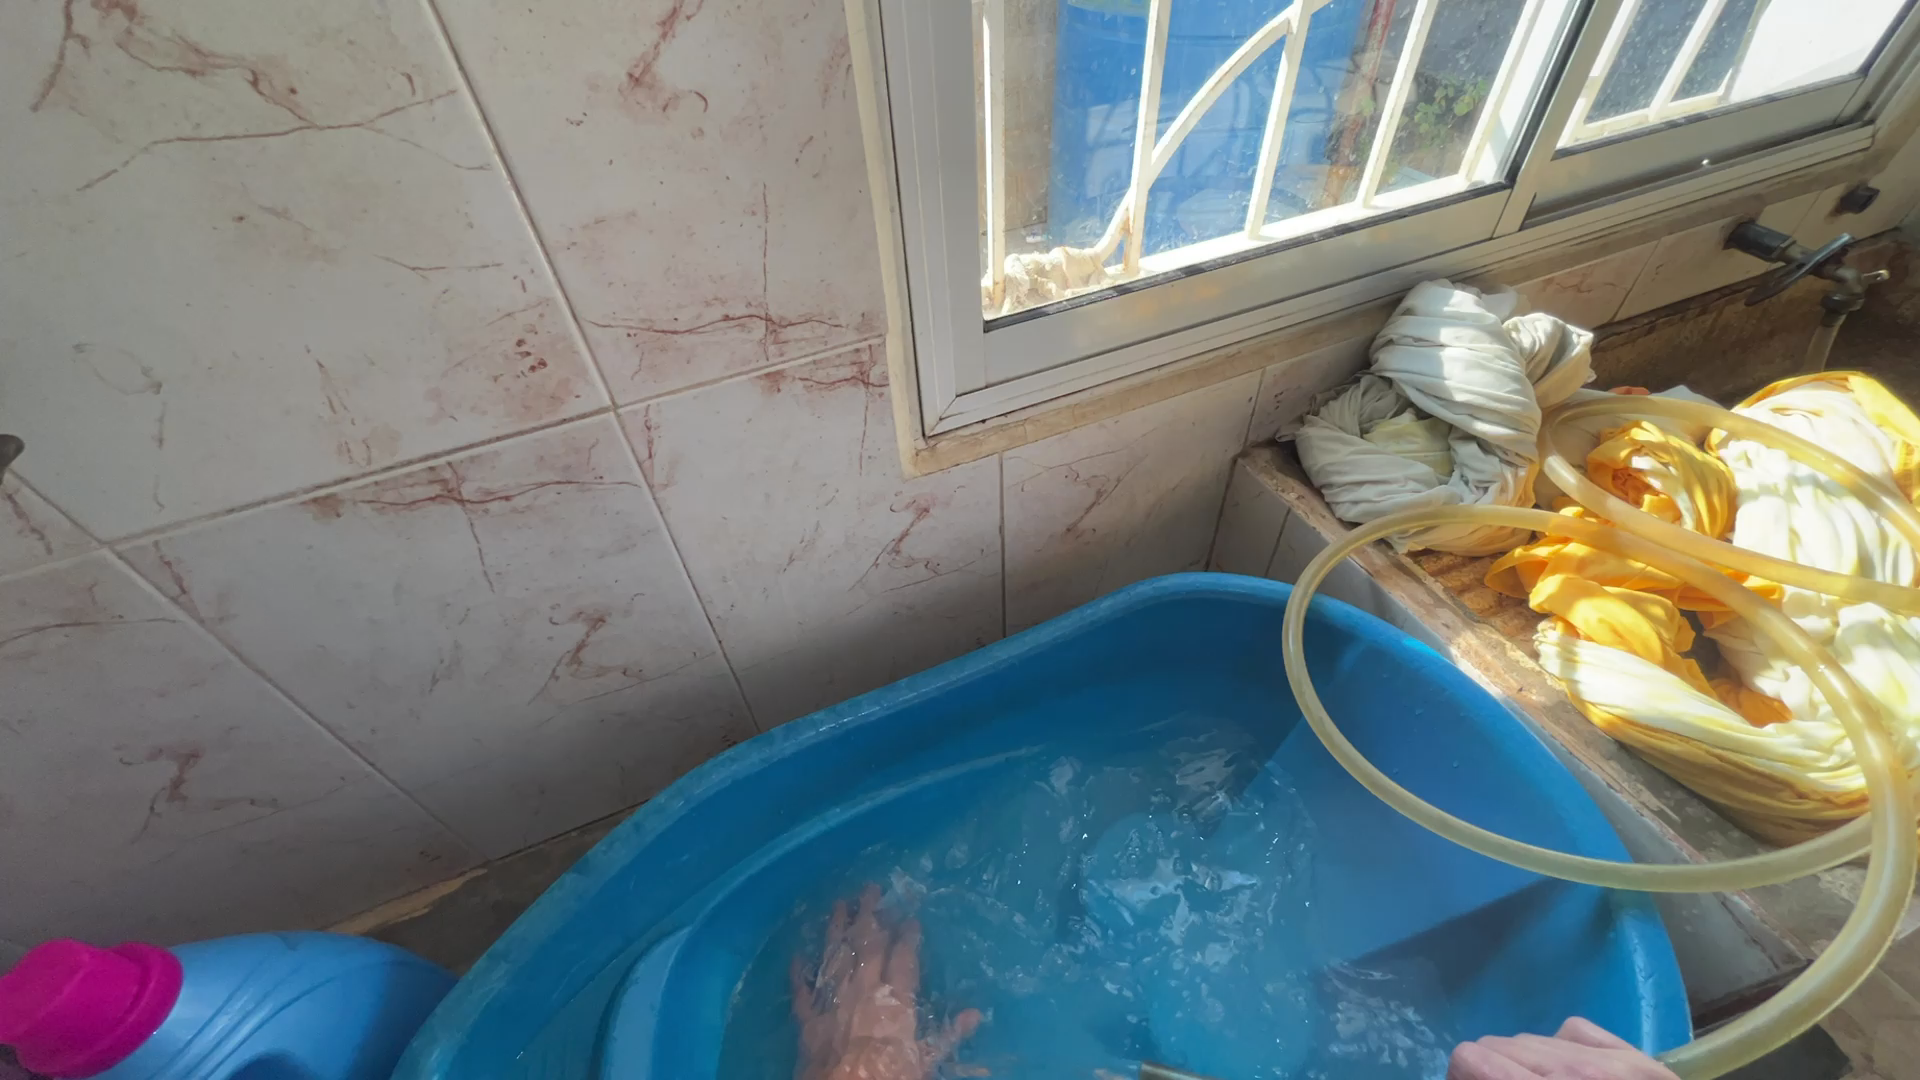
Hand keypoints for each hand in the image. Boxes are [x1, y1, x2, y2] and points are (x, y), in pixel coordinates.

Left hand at [791, 885, 983, 1079]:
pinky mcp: (808, 1019)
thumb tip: (976, 1014)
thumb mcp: (926, 1060)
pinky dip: (799, 973)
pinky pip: (802, 991)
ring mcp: (833, 1000)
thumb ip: (947, 1035)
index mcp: (894, 997)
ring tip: (840, 903)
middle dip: (871, 913)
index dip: (907, 934)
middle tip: (872, 887)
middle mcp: (863, 989)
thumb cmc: (889, 1076)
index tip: (910, 915)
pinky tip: (798, 955)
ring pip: (835, 955)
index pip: (903, 956)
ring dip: (837, 928)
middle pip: (867, 944)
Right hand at [1449, 1018, 1679, 1079]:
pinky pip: (1574, 1030)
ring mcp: (1618, 1064)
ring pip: (1529, 1039)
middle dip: (1494, 1076)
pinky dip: (1565, 1051)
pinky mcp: (1641, 1060)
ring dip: (1528, 1068)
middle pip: (1494, 1045)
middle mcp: (1581, 1073)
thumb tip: (1463, 1079)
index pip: (1471, 1059)